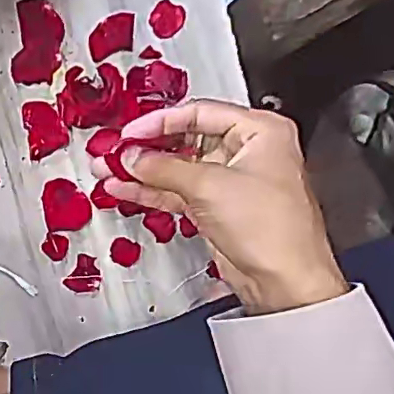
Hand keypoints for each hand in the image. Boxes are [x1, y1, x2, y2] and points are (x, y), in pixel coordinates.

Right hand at [91, 100, 347, 314]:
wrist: (284, 281)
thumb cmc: (274, 230)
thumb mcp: (211, 186)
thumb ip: (165, 167)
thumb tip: (134, 156)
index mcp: (260, 131)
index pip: (199, 113)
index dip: (160, 122)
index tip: (130, 132)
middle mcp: (246, 151)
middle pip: (185, 139)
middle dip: (146, 148)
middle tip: (114, 151)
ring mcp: (230, 181)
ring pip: (177, 168)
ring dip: (142, 170)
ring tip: (108, 169)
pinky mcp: (216, 208)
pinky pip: (177, 192)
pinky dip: (151, 191)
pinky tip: (124, 188)